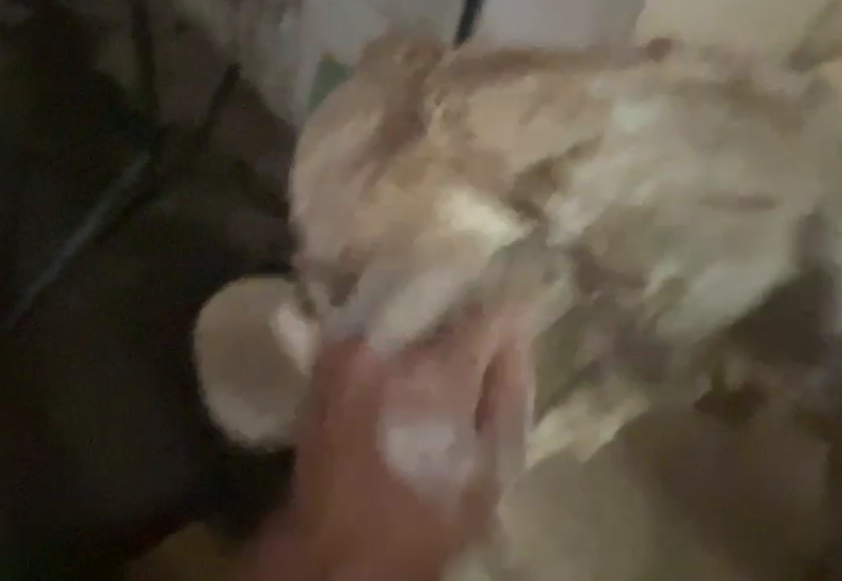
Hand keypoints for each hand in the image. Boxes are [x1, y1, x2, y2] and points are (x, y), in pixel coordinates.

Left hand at [277, 310, 534, 578]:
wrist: (338, 544)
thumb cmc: (426, 518)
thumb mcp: (490, 470)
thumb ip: (507, 393)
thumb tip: (516, 334)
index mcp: (434, 375)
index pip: (483, 316)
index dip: (507, 315)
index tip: (518, 315)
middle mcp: (385, 345)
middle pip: (436, 298)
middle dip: (462, 304)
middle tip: (481, 319)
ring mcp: (346, 346)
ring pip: (397, 300)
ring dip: (424, 307)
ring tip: (444, 326)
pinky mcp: (323, 355)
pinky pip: (365, 317)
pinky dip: (389, 322)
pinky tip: (404, 343)